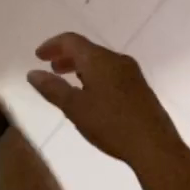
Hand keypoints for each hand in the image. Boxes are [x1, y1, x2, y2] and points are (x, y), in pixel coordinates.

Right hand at [28, 32, 185, 170]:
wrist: (156, 149)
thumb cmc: (111, 125)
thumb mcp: (75, 108)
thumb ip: (52, 88)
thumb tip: (32, 73)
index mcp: (99, 59)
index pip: (71, 40)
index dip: (52, 45)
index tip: (38, 56)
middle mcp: (117, 60)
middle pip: (86, 49)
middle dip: (66, 56)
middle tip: (51, 68)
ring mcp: (132, 74)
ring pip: (100, 62)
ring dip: (81, 67)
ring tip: (70, 82)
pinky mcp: (141, 89)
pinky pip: (112, 73)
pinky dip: (96, 76)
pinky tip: (93, 96)